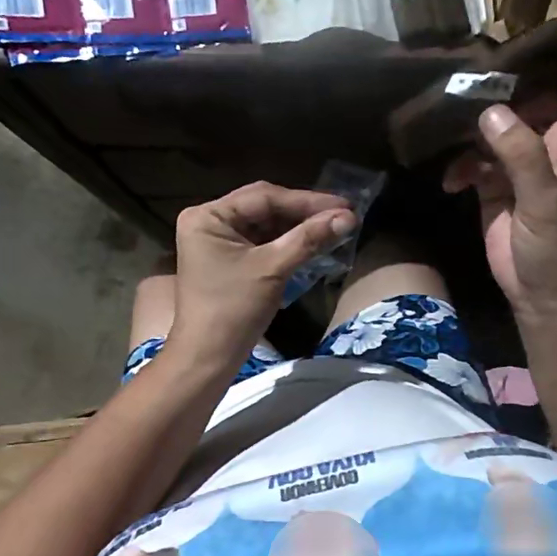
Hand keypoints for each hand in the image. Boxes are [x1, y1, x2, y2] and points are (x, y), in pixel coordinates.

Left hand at [167, 182, 355, 366]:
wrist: (208, 358)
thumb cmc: (233, 310)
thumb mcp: (273, 269)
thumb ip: (309, 238)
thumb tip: (348, 216)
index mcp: (208, 216)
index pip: (264, 197)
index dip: (307, 201)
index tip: (345, 205)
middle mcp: (209, 221)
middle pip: (265, 208)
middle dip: (304, 212)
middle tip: (344, 214)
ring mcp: (217, 241)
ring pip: (266, 225)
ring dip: (299, 227)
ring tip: (336, 226)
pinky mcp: (228, 260)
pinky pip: (262, 242)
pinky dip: (287, 243)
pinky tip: (315, 241)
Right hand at [443, 18, 556, 317]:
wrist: (539, 293)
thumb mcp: (548, 203)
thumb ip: (522, 158)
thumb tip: (491, 114)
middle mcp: (552, 144)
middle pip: (537, 95)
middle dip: (512, 79)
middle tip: (478, 67)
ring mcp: (521, 164)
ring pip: (500, 124)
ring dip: (477, 122)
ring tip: (450, 117)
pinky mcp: (494, 184)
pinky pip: (474, 159)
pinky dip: (460, 164)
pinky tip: (450, 179)